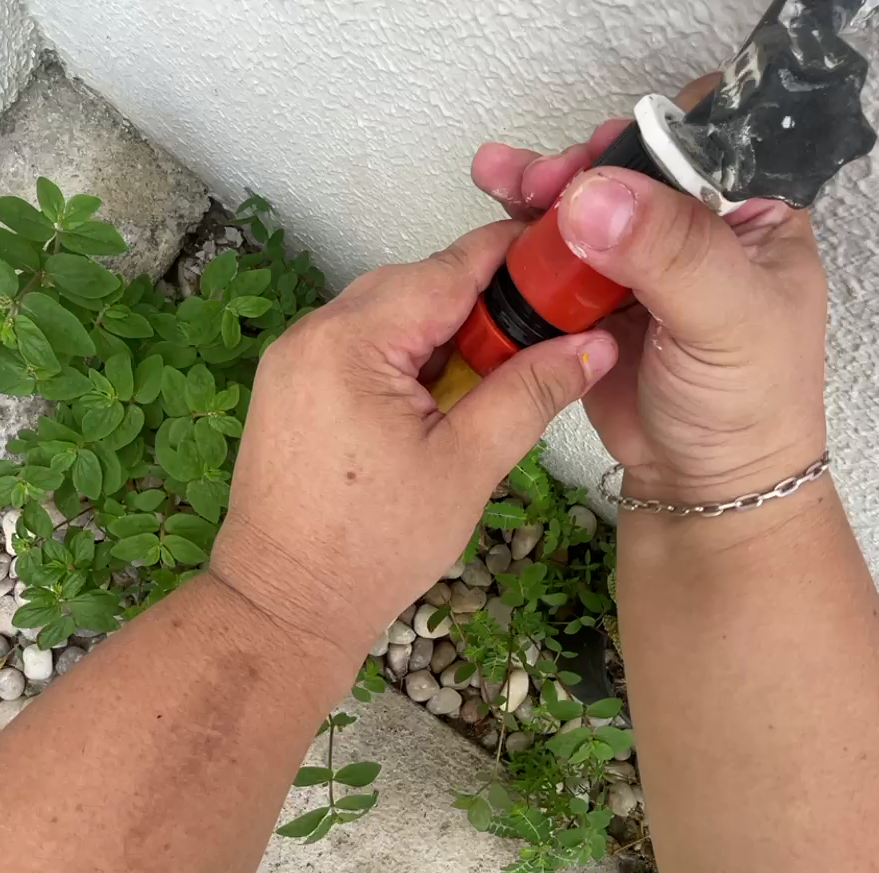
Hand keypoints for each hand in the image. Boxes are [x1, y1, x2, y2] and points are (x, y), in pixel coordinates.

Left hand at [208, 223, 617, 655]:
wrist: (285, 605)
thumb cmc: (373, 548)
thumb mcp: (467, 466)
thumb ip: (531, 393)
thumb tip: (593, 345)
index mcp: (350, 342)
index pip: (448, 268)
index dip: (515, 260)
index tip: (566, 268)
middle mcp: (310, 335)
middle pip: (414, 287)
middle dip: (479, 307)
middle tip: (534, 344)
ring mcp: (292, 362)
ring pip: (385, 318)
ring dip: (441, 338)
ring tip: (485, 384)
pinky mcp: (289, 391)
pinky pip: (357, 350)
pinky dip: (403, 361)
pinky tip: (432, 403)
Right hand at [470, 75, 829, 504]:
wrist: (696, 479)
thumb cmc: (742, 401)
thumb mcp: (725, 320)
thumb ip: (669, 254)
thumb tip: (593, 196)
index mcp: (748, 213)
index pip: (701, 142)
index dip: (648, 138)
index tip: (602, 154)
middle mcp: (691, 227)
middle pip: (629, 168)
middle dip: (580, 164)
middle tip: (541, 181)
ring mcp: (636, 264)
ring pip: (585, 208)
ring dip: (539, 190)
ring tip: (497, 176)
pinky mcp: (591, 300)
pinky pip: (554, 260)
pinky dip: (522, 242)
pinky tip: (497, 215)